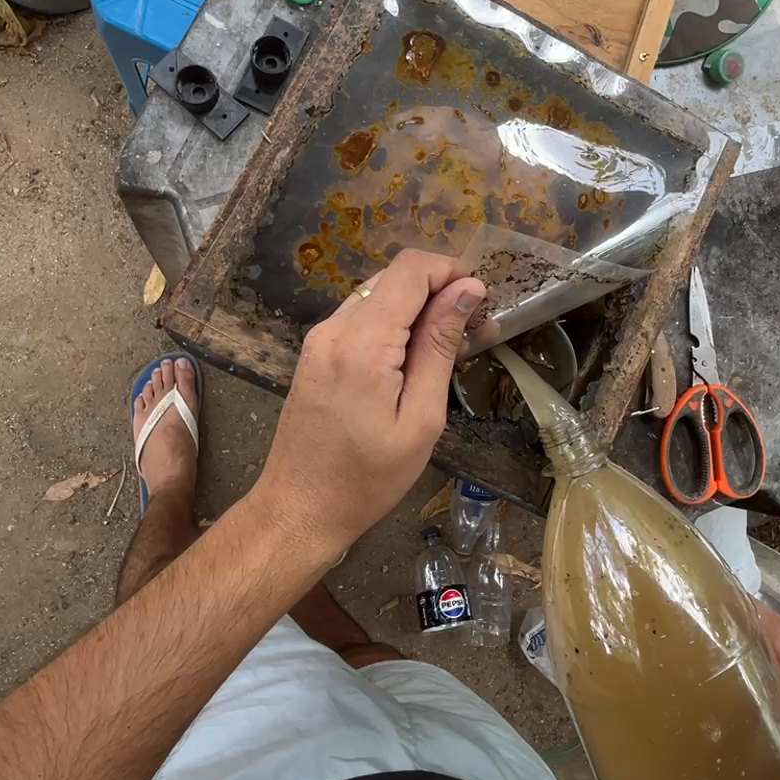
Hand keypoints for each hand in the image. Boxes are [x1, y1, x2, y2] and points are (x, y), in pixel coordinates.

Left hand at [254, 249, 494, 560]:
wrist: (299, 509)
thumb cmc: (368, 477)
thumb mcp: (420, 417)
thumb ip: (440, 346)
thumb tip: (467, 290)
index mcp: (362, 342)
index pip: (410, 269)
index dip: (451, 271)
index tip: (481, 302)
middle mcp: (334, 327)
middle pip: (394, 278)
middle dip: (439, 292)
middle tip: (475, 330)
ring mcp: (319, 338)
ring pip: (378, 295)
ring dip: (418, 309)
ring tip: (451, 347)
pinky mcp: (315, 352)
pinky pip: (361, 318)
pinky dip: (393, 324)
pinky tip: (414, 357)